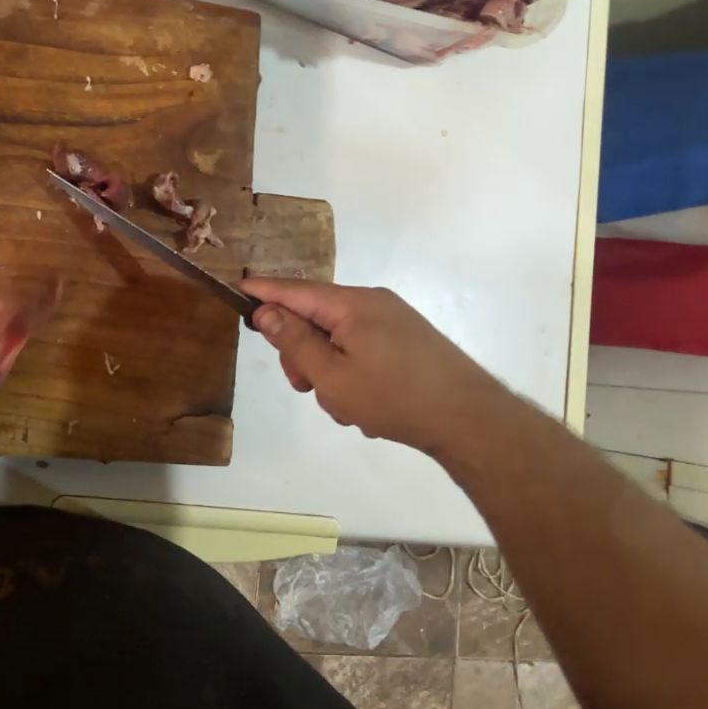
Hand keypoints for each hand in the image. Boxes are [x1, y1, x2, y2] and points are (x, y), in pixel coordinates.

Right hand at [241, 278, 521, 456]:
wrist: (471, 420)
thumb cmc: (394, 398)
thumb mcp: (332, 376)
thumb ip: (294, 342)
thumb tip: (267, 310)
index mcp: (352, 304)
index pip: (294, 290)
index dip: (263, 291)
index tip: (236, 288)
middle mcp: (372, 303)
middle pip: (315, 316)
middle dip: (301, 351)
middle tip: (305, 388)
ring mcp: (393, 321)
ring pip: (338, 338)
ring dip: (328, 370)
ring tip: (345, 407)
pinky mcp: (407, 341)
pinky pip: (361, 348)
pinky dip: (352, 373)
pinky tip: (365, 406)